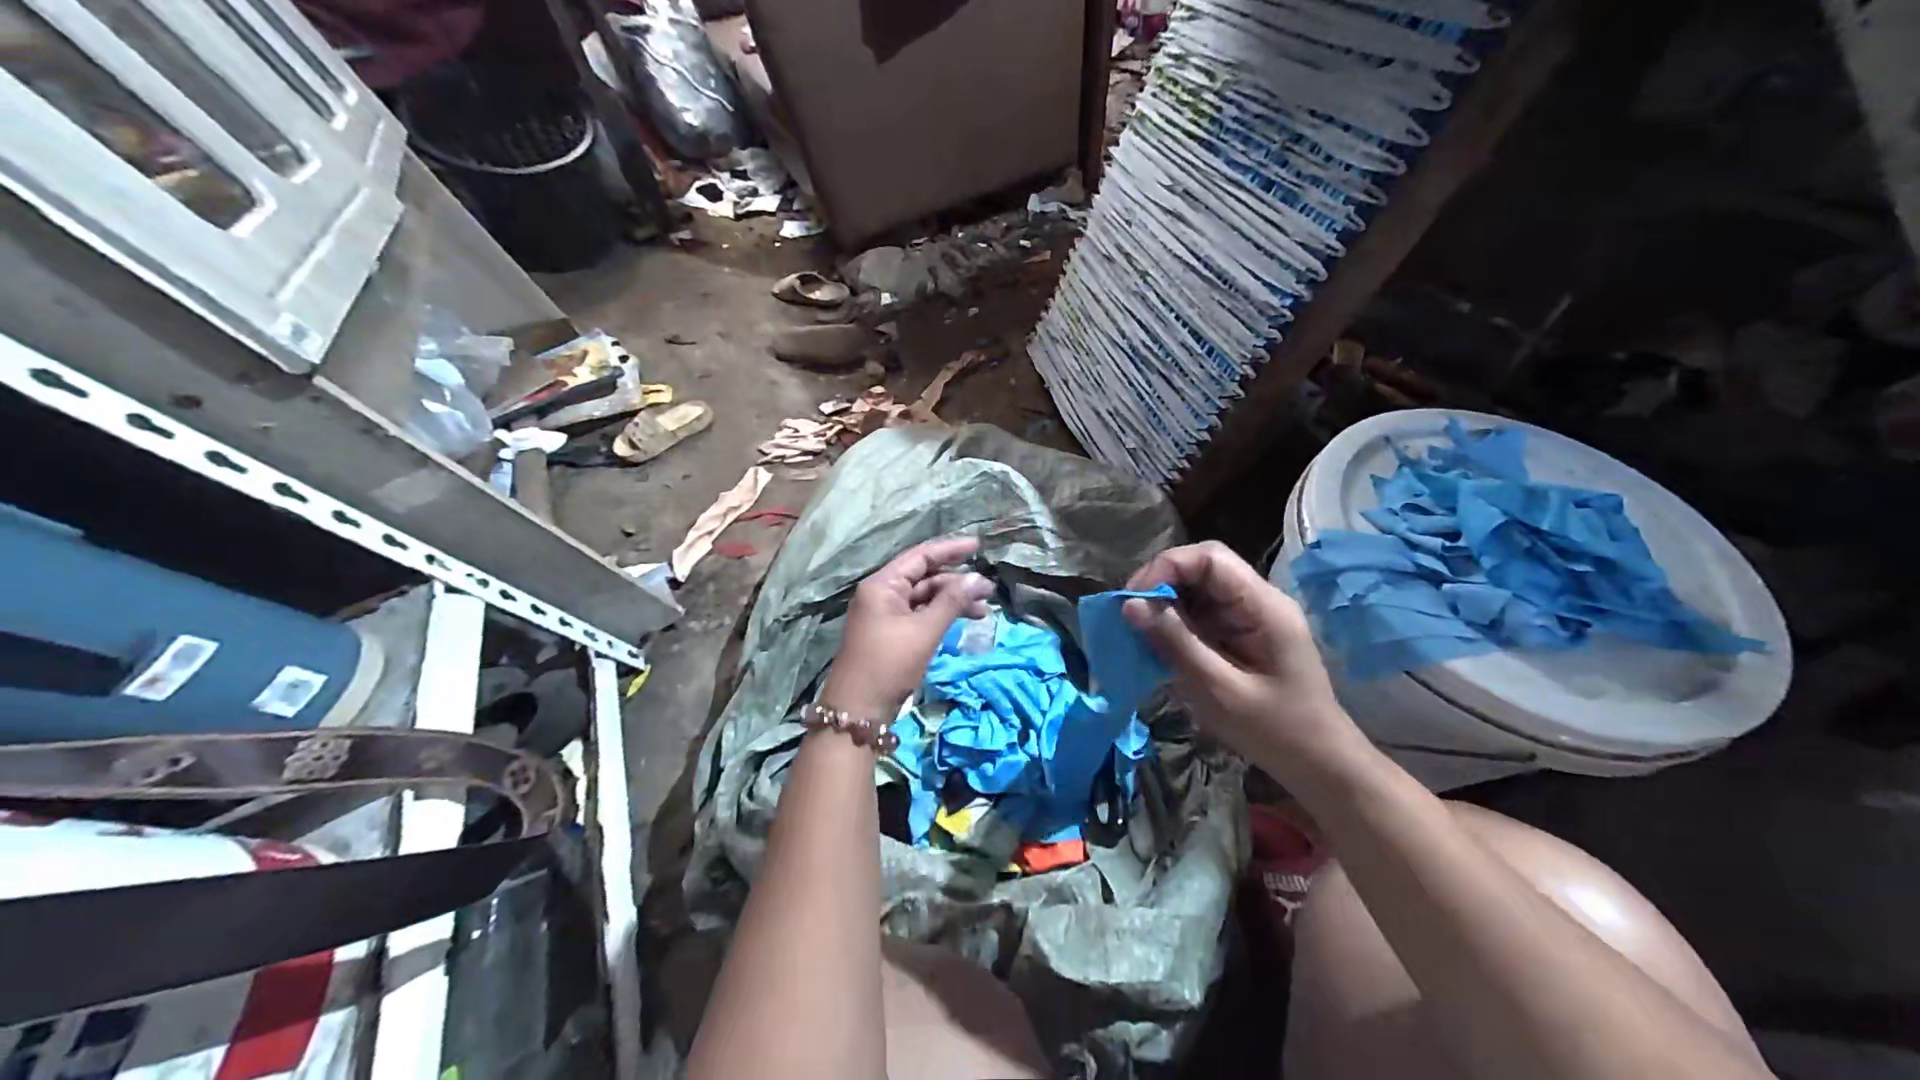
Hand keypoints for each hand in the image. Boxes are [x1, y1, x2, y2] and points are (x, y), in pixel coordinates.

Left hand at [821, 536, 993, 714]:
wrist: (858, 709)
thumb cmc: (889, 664)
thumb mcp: (924, 631)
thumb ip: (951, 601)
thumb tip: (978, 578)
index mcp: (883, 585)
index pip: (920, 556)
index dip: (950, 549)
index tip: (978, 546)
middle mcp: (882, 594)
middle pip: (924, 576)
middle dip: (956, 581)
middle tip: (988, 590)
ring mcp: (885, 614)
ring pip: (924, 597)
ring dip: (952, 600)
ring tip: (983, 610)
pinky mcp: (891, 633)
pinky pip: (920, 614)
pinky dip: (941, 615)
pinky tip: (963, 621)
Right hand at [1122, 541, 1371, 786]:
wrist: (1320, 763)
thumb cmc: (1275, 731)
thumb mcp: (1219, 691)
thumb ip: (1176, 643)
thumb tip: (1130, 605)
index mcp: (1264, 607)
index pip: (1211, 559)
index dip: (1167, 567)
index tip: (1134, 599)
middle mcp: (1258, 600)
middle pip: (1202, 567)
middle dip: (1160, 583)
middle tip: (1129, 614)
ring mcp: (1249, 616)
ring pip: (1197, 588)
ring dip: (1164, 603)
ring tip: (1138, 631)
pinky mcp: (1240, 632)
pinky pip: (1201, 612)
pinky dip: (1174, 623)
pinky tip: (1158, 645)